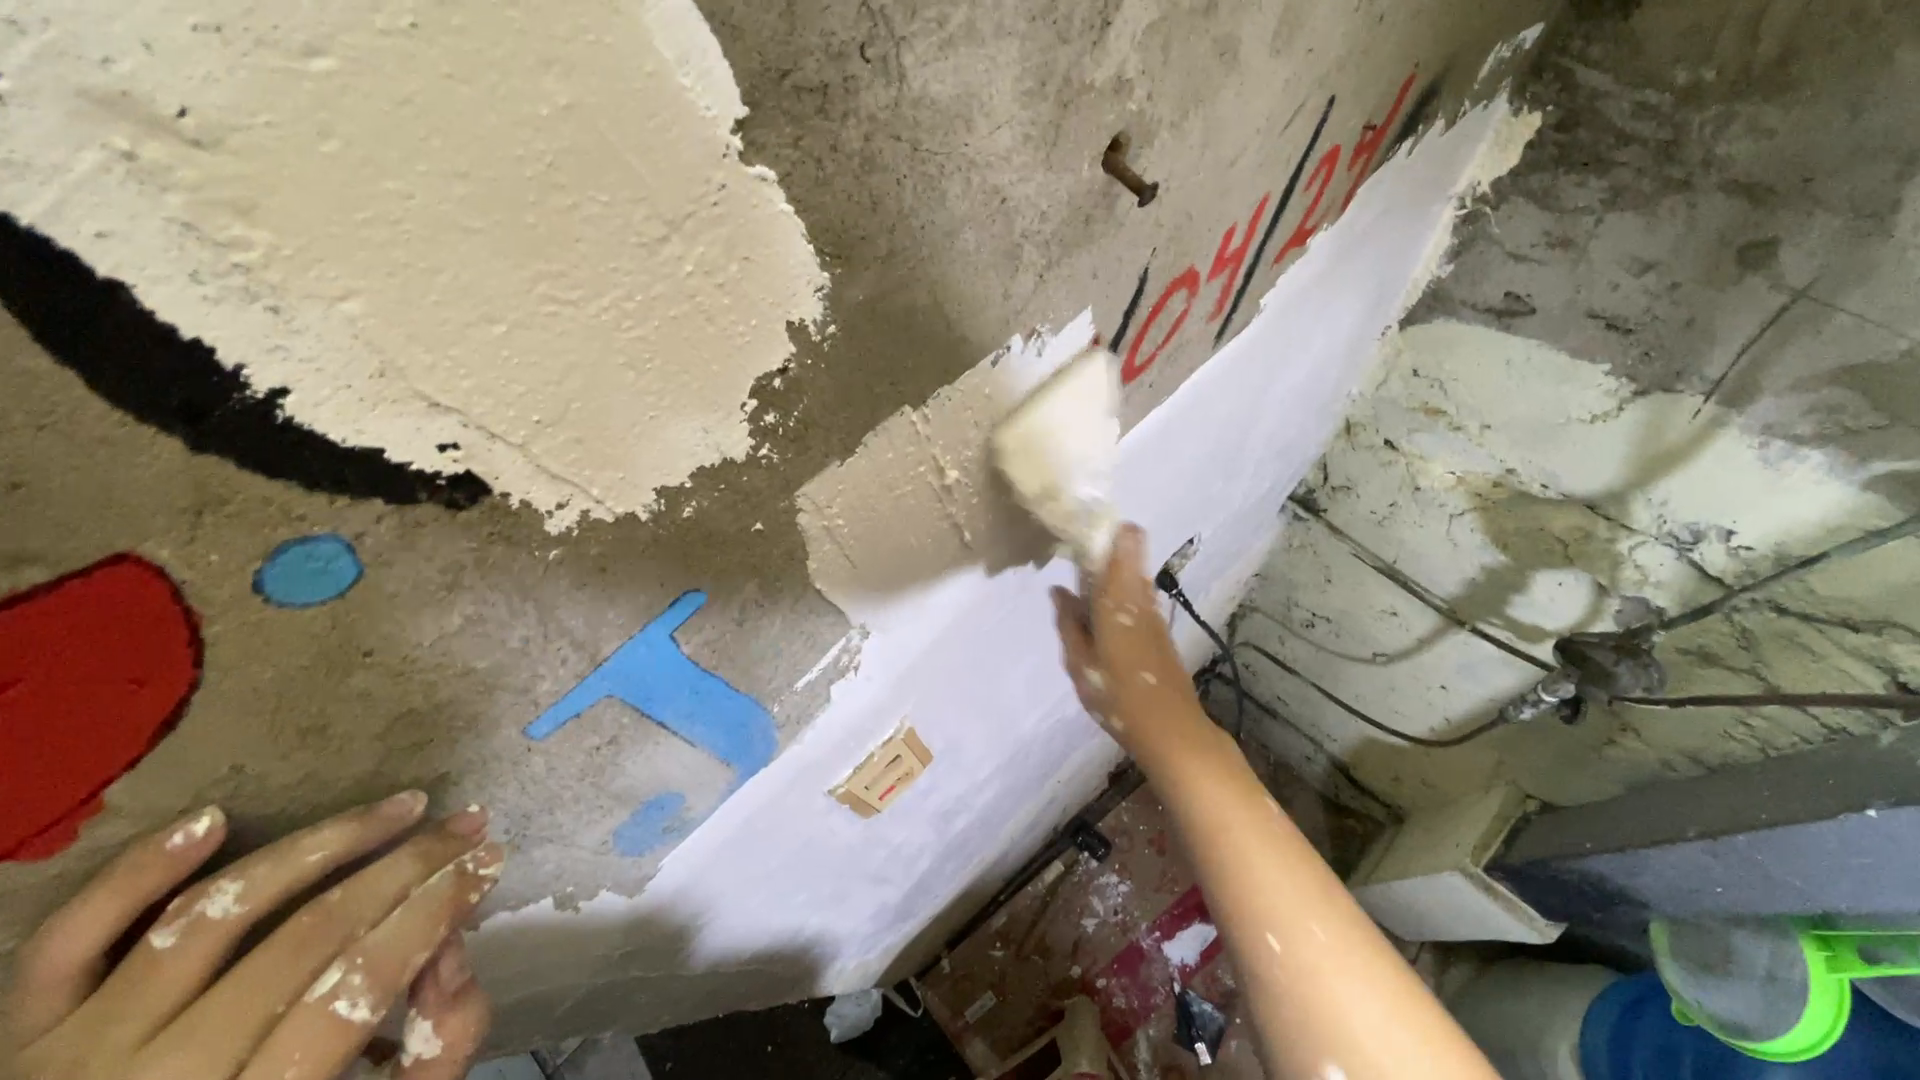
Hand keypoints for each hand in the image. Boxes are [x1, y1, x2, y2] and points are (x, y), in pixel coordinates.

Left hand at [7, 794, 502, 1079]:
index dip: (436, 911)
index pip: (358, 984)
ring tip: (399, 805)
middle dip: (406, 867)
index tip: (490, 856)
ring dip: (320, 843)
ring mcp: (75, 1050)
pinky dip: (139, 868)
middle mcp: (152, 1076)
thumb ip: (436, 1055)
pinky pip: (71, 937)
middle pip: (303, 938)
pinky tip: (216, 818)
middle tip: (467, 822)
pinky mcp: (22, 1032)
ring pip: (212, 912)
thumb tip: (455, 951)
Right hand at [1050, 523, 1206, 757]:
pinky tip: (1099, 624)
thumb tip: (1059, 591)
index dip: (1105, 529)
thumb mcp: (1079, 663)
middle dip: (1101, 553)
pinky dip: (1118, 598)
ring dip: (1109, 577)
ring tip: (1079, 600)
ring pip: (1133, 576)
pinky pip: (1136, 599)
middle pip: (1129, 553)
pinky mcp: (1160, 631)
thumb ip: (1068, 623)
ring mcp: (1154, 614)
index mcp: (1119, 596)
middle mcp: (1141, 596)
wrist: (1171, 729)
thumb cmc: (1118, 696)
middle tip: (1070, 571)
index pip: (1126, 538)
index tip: (1078, 537)